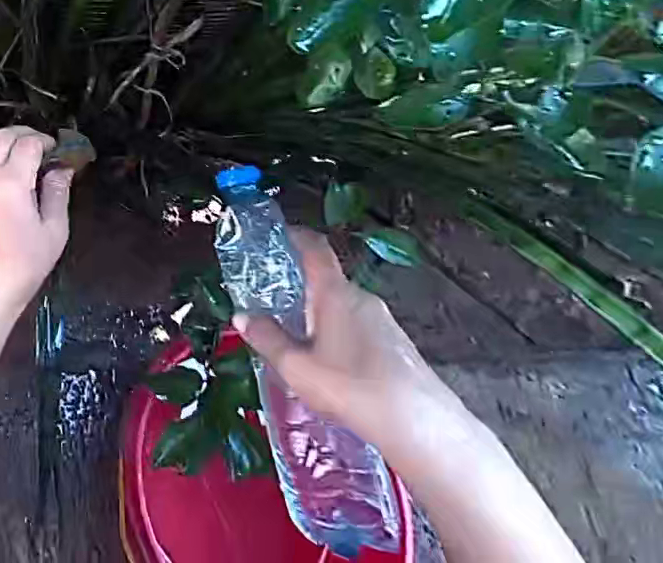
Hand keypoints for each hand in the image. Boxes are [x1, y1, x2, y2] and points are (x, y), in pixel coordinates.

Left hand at [0, 126, 71, 314]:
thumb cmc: (23, 263)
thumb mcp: (54, 229)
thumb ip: (58, 192)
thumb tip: (62, 169)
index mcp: (11, 182)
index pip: (28, 143)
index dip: (48, 142)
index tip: (63, 153)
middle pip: (2, 136)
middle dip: (26, 133)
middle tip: (47, 146)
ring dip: (14, 147)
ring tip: (37, 164)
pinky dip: (5, 164)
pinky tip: (23, 183)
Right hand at [235, 227, 465, 450]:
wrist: (420, 426)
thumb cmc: (351, 386)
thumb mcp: (297, 368)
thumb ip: (268, 339)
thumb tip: (242, 317)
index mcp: (334, 291)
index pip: (315, 247)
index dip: (296, 236)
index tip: (277, 236)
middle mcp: (360, 296)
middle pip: (327, 280)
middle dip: (301, 288)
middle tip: (276, 303)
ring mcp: (383, 319)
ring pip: (343, 306)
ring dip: (321, 315)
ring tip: (300, 341)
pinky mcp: (397, 344)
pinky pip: (360, 326)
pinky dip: (340, 334)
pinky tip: (333, 366)